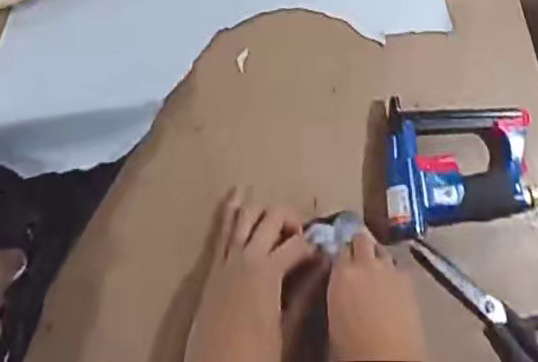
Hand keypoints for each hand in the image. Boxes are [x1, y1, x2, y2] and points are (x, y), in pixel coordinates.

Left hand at [185, 190, 316, 361]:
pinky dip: (232, 206)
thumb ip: (304, 295)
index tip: (322, 255)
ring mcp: (227, 257)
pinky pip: (223, 227)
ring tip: (277, 218)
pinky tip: (239, 192)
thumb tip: (324, 267)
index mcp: (268, 272)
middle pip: (273, 217)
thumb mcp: (286, 331)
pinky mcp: (213, 265)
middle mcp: (247, 255)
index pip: (298, 244)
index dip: (314, 247)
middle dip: (292, 219)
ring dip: (264, 210)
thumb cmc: (255, 358)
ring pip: (247, 213)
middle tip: (301, 236)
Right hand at [327, 229, 426, 361]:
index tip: (341, 262)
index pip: (338, 249)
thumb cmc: (354, 348)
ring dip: (377, 256)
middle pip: (361, 239)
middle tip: (358, 258)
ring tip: (377, 270)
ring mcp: (388, 269)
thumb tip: (340, 284)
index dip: (341, 255)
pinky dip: (394, 272)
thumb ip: (337, 291)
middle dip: (359, 245)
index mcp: (342, 274)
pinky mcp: (408, 280)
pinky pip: (398, 267)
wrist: (389, 359)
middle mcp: (364, 264)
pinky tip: (393, 284)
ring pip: (381, 249)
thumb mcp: (335, 316)